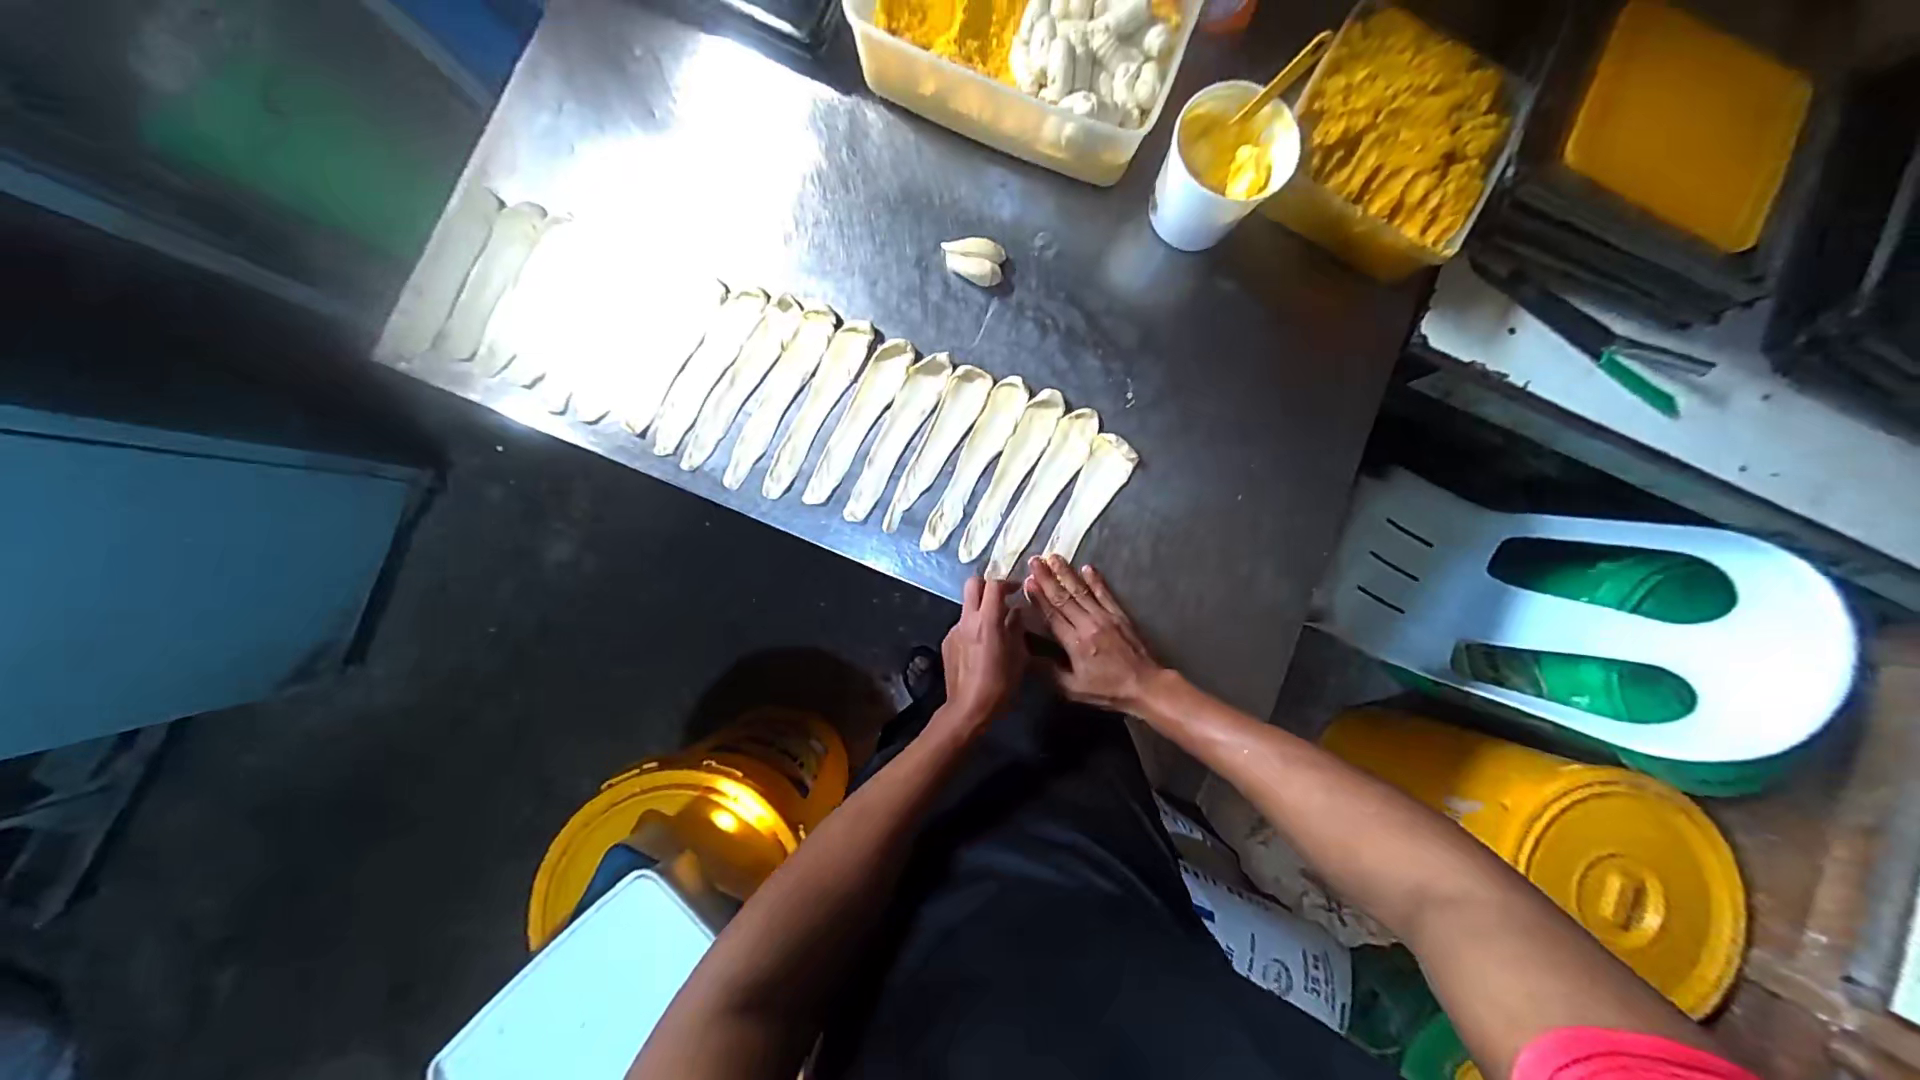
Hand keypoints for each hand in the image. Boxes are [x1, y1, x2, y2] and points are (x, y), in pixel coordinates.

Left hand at [936, 576, 1027, 735]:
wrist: (967, 707)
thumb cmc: (999, 684)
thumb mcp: (1018, 657)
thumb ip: (1016, 629)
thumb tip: (1016, 612)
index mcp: (987, 621)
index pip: (993, 585)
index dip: (1006, 583)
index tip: (1016, 590)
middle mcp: (967, 620)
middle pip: (972, 584)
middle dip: (987, 585)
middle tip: (1001, 598)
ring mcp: (954, 630)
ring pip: (967, 606)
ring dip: (981, 609)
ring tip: (995, 628)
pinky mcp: (947, 642)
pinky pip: (962, 625)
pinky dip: (973, 627)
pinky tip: (981, 647)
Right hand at [1023, 556, 1164, 710]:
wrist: (1146, 686)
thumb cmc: (1108, 690)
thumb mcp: (1073, 689)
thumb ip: (1050, 671)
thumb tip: (1029, 656)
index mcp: (1075, 643)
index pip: (1052, 615)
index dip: (1039, 597)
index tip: (1028, 581)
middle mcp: (1088, 624)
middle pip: (1064, 597)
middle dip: (1047, 578)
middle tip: (1035, 560)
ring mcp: (1105, 617)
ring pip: (1081, 591)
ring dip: (1066, 573)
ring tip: (1054, 557)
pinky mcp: (1120, 615)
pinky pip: (1105, 593)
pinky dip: (1096, 580)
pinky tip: (1087, 567)